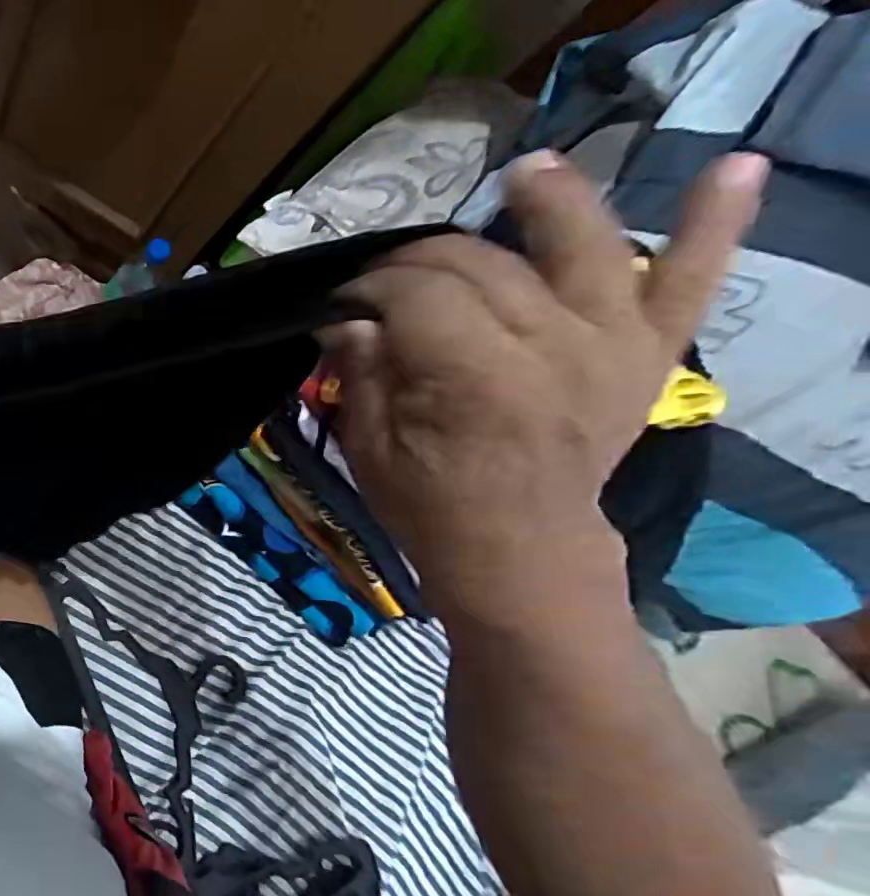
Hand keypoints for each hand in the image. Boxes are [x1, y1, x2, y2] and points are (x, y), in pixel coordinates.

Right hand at [326, 150, 765, 618]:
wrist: (518, 545)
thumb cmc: (428, 502)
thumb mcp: (368, 447)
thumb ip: (364, 376)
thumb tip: (347, 320)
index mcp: (470, 376)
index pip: (417, 295)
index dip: (371, 286)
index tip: (341, 297)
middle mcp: (549, 345)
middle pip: (482, 266)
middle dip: (423, 257)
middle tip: (387, 270)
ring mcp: (611, 343)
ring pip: (586, 248)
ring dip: (555, 201)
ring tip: (527, 170)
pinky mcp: (649, 352)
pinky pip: (690, 281)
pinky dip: (716, 225)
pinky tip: (736, 170)